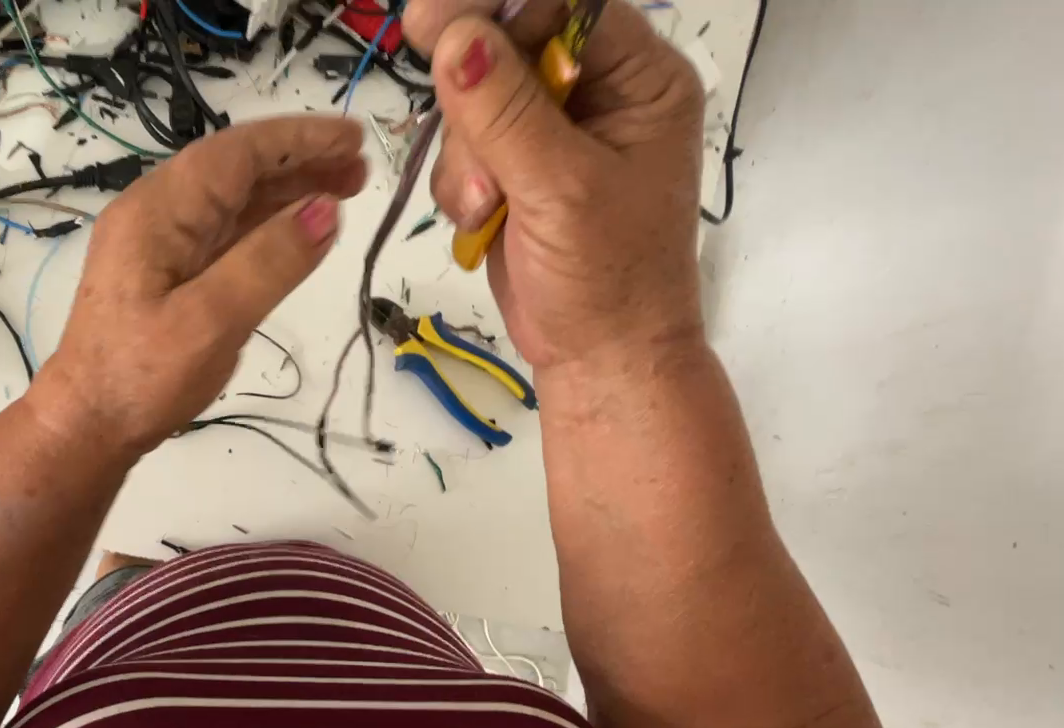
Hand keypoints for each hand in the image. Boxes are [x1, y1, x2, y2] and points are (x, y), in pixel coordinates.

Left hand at [28, 117, 367, 456]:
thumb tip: (325, 210)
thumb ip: (269, 262)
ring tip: (344, 194)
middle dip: (299, 164)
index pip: (237, 153)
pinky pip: (224, 237)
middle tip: (360, 172)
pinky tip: (296, 234)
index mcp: (158, 211)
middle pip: (236, 171)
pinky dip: (265, 229)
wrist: (87, 426)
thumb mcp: (211, 320)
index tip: (355, 139)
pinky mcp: (167, 278)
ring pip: (232, 204)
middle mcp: (156, 216)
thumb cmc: (142, 378)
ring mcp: (160, 248)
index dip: (299, 141)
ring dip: (287, 194)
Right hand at [402, 0, 706, 370]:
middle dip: (477, 108)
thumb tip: (455, 38)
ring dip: (465, 158)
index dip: (497, 9)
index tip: (429, 22)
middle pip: (507, 51)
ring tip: (484, 209)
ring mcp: (547, 139)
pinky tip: (479, 220)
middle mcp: (593, 97)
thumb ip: (508, 113)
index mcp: (635, 78)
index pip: (563, 5)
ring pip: (474, 105)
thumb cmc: (607, 277)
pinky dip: (458, 185)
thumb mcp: (563, 190)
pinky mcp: (512, 178)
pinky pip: (463, 152)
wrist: (598, 357)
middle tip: (476, 167)